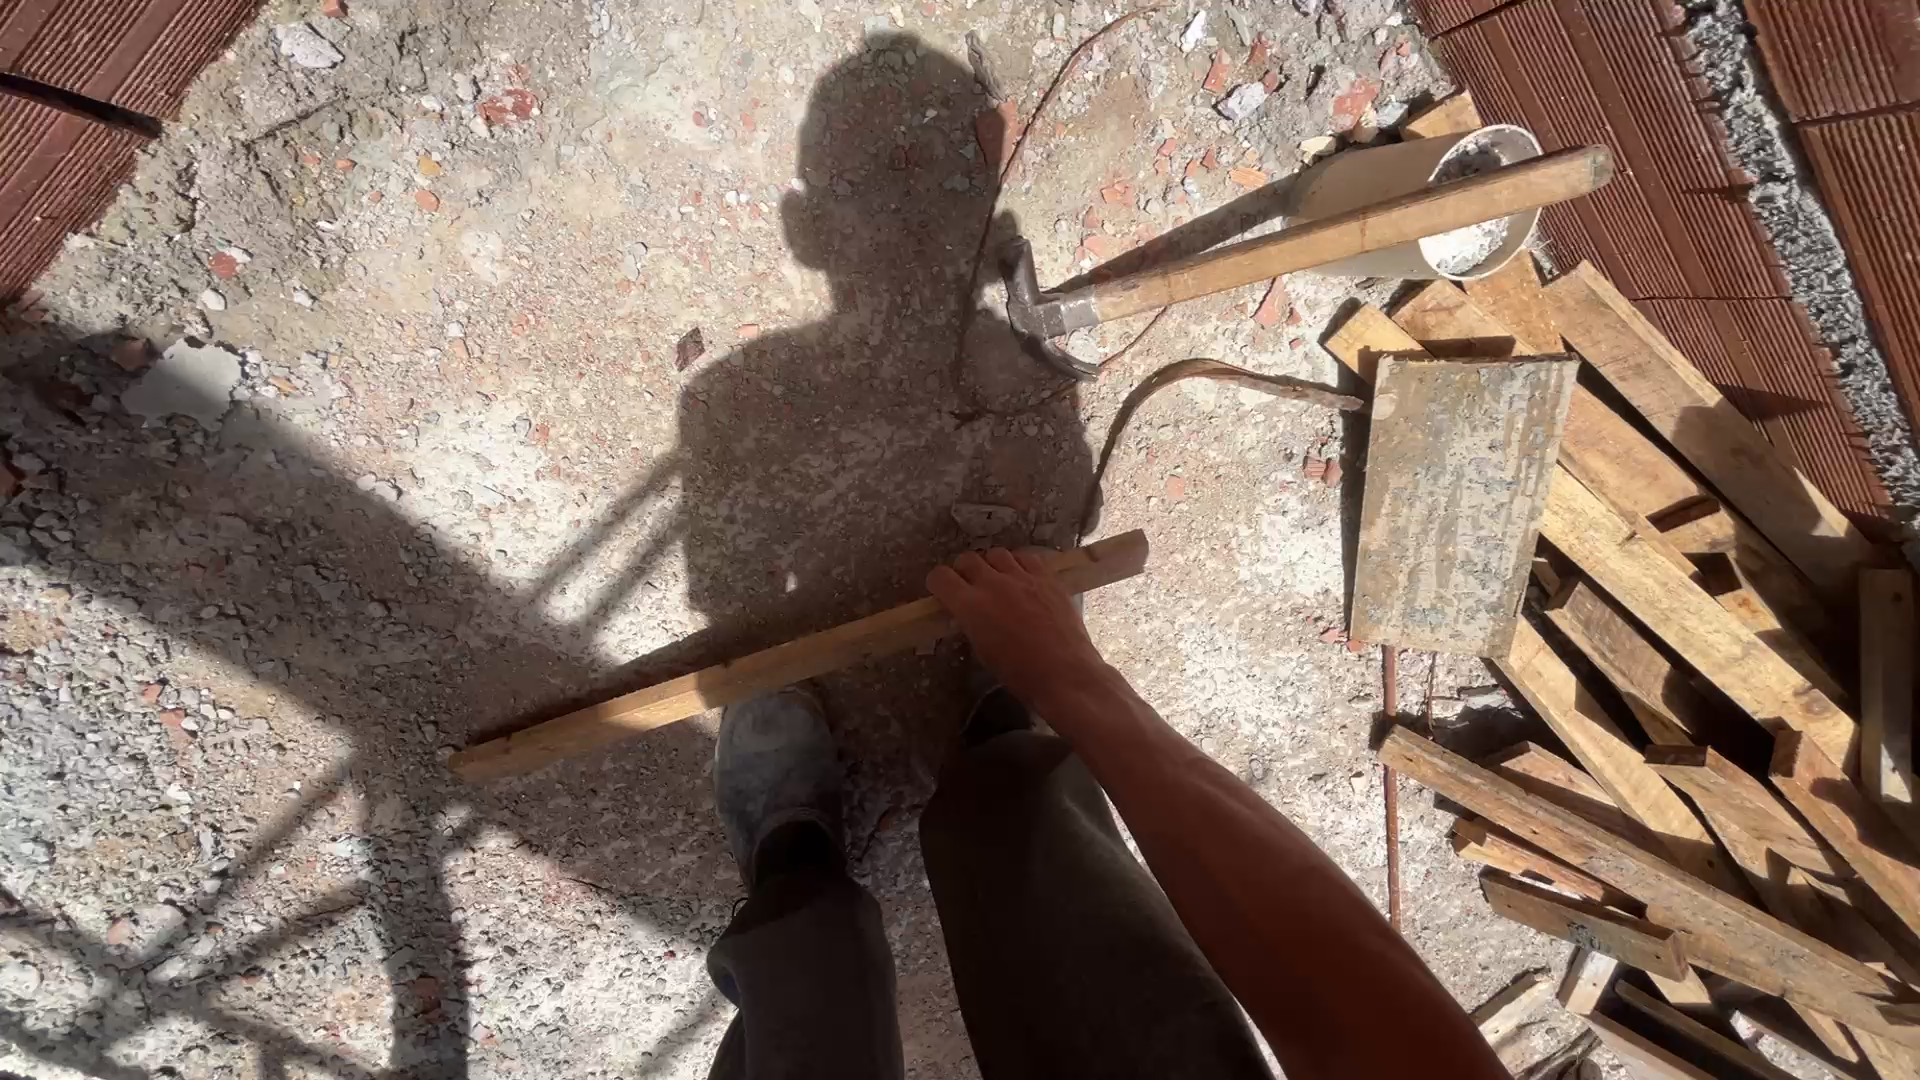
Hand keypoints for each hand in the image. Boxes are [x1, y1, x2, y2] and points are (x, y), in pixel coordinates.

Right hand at [926, 548, 1110, 706]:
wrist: (1064, 673)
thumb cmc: (1019, 673)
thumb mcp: (982, 650)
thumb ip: (971, 622)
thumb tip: (970, 611)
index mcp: (970, 605)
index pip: (941, 577)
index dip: (938, 583)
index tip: (943, 591)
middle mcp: (993, 583)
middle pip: (968, 559)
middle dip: (964, 571)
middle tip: (970, 586)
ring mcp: (1022, 577)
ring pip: (997, 553)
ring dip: (992, 565)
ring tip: (999, 580)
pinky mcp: (1047, 576)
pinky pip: (1027, 557)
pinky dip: (1019, 563)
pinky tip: (1023, 577)